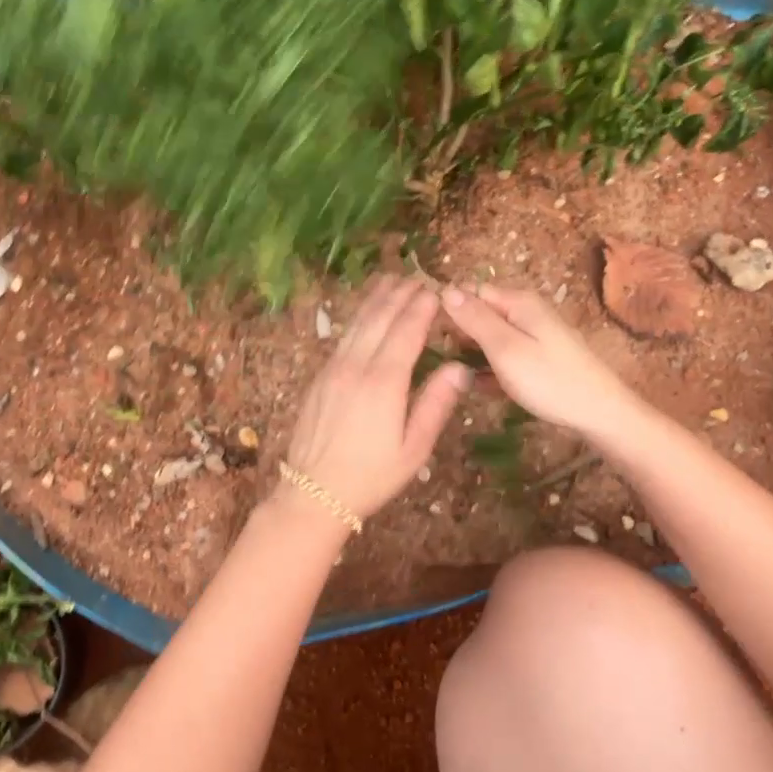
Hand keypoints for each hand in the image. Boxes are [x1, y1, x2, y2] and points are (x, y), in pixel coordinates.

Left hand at [283, 276, 472, 524]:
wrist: (313, 493)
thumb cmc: (371, 477)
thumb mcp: (414, 448)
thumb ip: (436, 404)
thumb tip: (459, 368)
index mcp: (383, 383)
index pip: (406, 332)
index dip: (422, 308)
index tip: (436, 290)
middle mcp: (355, 367)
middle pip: (379, 319)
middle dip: (400, 295)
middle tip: (418, 278)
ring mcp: (332, 370)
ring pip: (357, 324)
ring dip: (376, 300)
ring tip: (392, 281)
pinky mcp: (319, 378)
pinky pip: (342, 338)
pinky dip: (358, 318)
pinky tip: (365, 314)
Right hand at [440, 283, 637, 434]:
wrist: (600, 414)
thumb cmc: (550, 380)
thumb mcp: (505, 348)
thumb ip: (475, 319)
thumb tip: (445, 290)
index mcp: (517, 302)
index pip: (469, 291)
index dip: (447, 309)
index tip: (426, 334)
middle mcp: (525, 312)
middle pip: (479, 314)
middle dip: (458, 334)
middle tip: (438, 361)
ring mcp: (532, 337)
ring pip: (489, 339)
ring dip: (471, 355)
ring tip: (452, 377)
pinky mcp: (537, 360)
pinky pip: (503, 358)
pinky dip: (489, 371)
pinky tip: (477, 389)